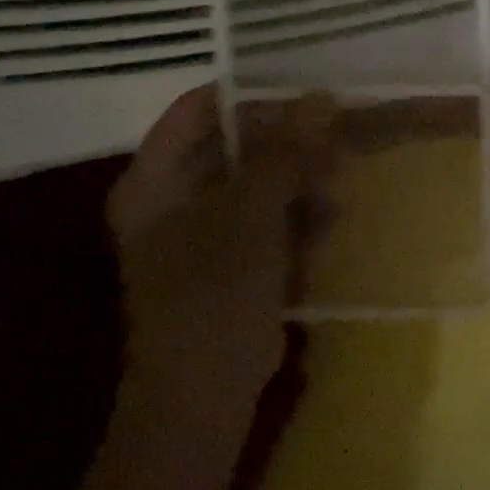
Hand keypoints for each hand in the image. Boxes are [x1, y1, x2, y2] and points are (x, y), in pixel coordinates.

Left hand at [104, 86, 333, 398]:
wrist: (203, 391)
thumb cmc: (215, 291)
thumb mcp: (253, 212)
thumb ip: (285, 153)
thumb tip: (321, 97)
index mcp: (155, 178)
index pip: (200, 108)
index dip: (255, 97)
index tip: (310, 99)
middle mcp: (171, 198)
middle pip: (234, 146)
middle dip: (288, 146)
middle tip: (335, 149)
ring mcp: (201, 233)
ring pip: (258, 184)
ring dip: (298, 185)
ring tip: (333, 198)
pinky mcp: (230, 263)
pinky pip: (266, 221)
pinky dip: (295, 219)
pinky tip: (327, 227)